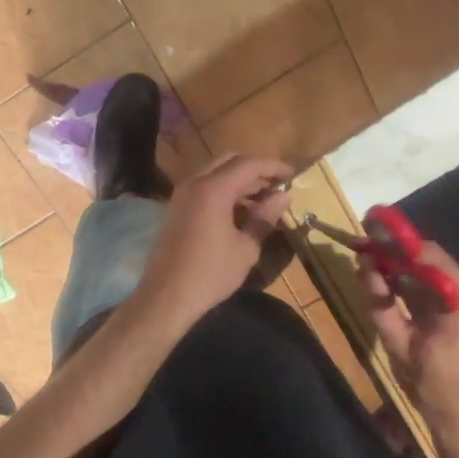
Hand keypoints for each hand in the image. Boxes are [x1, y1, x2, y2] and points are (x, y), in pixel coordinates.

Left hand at [134, 153, 294, 329]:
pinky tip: (238, 212)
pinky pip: (203, 189)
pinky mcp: (175, 210)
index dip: (272, 166)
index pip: (248, 164)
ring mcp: (181, 196)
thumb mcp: (246, 248)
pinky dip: (223, 192)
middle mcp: (195, 184)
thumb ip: (265, 218)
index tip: (291, 174)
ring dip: (238, 181)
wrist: (166, 296)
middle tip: (275, 185)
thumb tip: (283, 197)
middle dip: (254, 169)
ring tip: (261, 201)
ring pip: (214, 174)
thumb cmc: (211, 274)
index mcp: (214, 189)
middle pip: (228, 161)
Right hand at [359, 242, 458, 439]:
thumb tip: (364, 267)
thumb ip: (381, 303)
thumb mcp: (399, 345)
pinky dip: (416, 285)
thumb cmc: (433, 385)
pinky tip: (392, 284)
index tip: (369, 229)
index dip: (396, 241)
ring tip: (372, 263)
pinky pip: (439, 288)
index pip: (427, 255)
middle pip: (432, 260)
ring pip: (435, 273)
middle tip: (365, 245)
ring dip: (405, 268)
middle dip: (397, 252)